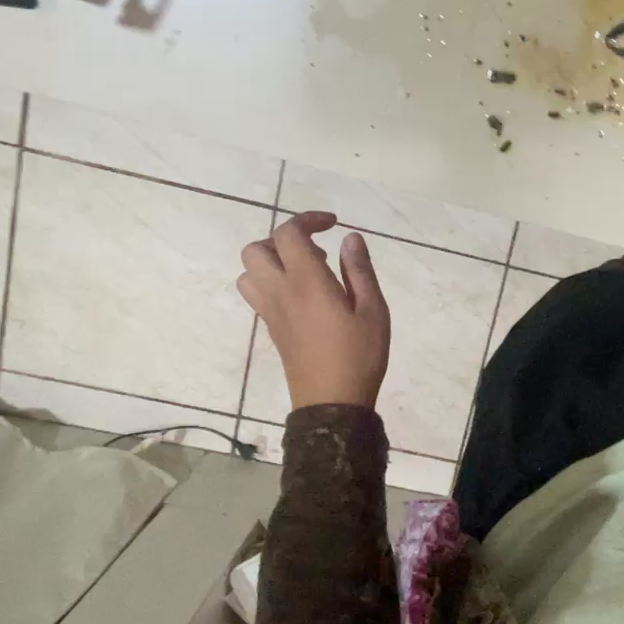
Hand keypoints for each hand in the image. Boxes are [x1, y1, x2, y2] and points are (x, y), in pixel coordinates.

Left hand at [238, 212, 389, 409]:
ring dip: (272, 261)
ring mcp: (270, 311)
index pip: (287, 235)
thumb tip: (350, 238)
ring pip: (249, 271)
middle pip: (256, 249)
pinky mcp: (271, 327)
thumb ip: (359, 270)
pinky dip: (272, 280)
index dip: (307, 220)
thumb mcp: (373, 309)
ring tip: (307, 271)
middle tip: (317, 249)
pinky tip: (304, 294)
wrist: (332, 402)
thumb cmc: (360, 354)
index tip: (334, 225)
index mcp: (307, 282)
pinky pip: (256, 292)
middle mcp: (280, 292)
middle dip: (283, 239)